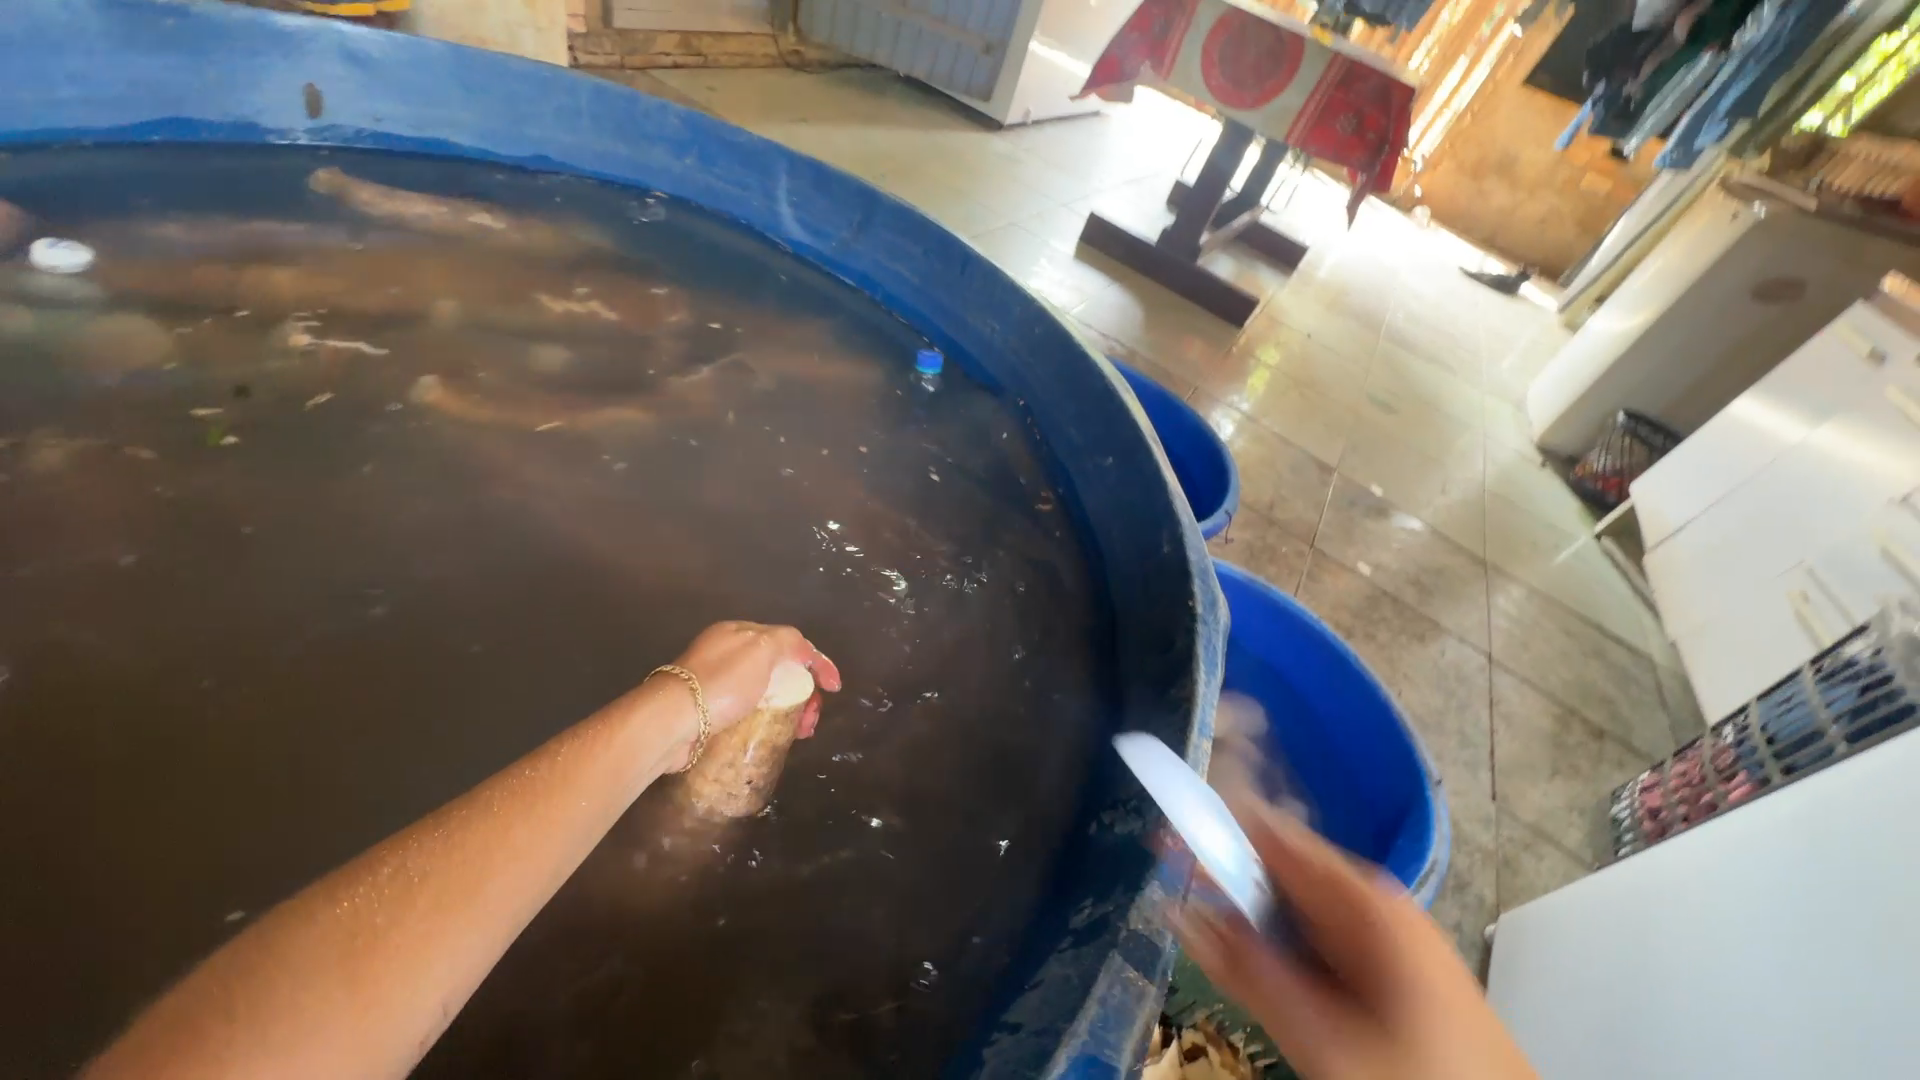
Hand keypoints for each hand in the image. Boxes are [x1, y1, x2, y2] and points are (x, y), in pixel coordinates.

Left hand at [670, 620, 841, 738]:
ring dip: (790, 709)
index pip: (789, 642)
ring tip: (800, 731)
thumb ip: (788, 641)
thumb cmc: (722, 683)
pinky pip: (751, 712)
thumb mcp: (761, 649)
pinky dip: (769, 720)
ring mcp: (718, 683)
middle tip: (813, 717)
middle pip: (779, 669)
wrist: (672, 721)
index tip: (834, 687)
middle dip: (804, 691)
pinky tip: (776, 734)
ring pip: (767, 693)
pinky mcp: (710, 712)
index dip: (817, 662)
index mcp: (739, 633)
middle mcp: (728, 654)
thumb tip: (804, 650)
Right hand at [1167, 799, 1536, 1079]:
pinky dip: (1279, 947)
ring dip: (1248, 919)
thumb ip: (1249, 972)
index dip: (1213, 826)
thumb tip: (1179, 911)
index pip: (1270, 832)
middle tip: (1173, 900)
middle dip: (1225, 880)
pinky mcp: (1387, 966)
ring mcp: (1384, 933)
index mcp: (1363, 899)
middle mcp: (1372, 901)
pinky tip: (1260, 975)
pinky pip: (1316, 939)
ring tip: (1206, 941)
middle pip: (1279, 868)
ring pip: (1294, 907)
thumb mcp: (1325, 1040)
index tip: (1163, 840)